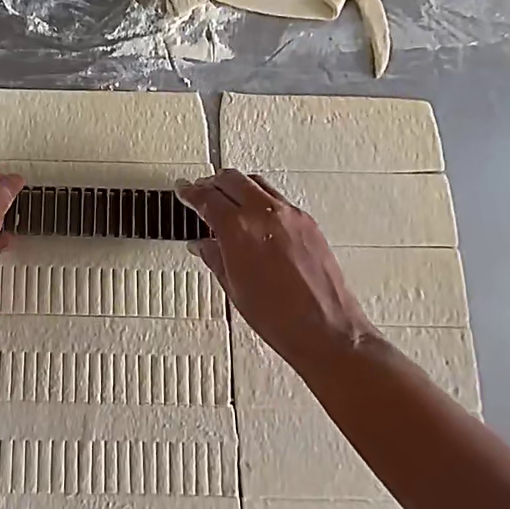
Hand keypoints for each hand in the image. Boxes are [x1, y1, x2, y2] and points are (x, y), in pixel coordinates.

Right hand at [176, 169, 380, 367]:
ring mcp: (289, 215)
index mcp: (238, 229)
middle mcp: (264, 214)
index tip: (185, 190)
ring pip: (256, 183)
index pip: (207, 198)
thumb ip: (215, 257)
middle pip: (231, 180)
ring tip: (227, 197)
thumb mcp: (234, 287)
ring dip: (237, 185)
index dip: (191, 192)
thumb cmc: (282, 318)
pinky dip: (260, 198)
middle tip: (201, 190)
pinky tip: (256, 213)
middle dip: (212, 182)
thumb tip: (204, 246)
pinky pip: (277, 197)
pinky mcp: (307, 222)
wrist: (324, 329)